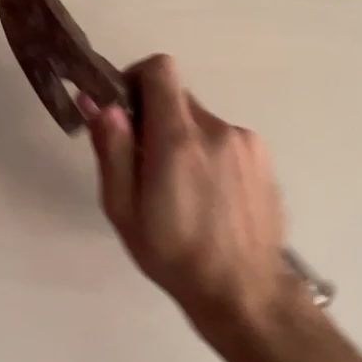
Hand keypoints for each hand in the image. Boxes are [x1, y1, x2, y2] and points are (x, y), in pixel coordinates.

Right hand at [80, 55, 297, 330]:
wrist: (244, 291)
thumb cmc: (172, 256)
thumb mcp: (124, 209)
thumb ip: (112, 149)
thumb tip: (97, 102)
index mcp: (178, 139)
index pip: (160, 70)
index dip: (135, 79)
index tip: (124, 113)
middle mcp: (217, 129)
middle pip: (178, 97)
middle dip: (156, 120)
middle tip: (145, 167)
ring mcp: (247, 142)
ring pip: (202, 122)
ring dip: (183, 141)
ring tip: (181, 192)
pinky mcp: (264, 158)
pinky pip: (225, 140)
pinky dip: (209, 156)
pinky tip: (208, 199)